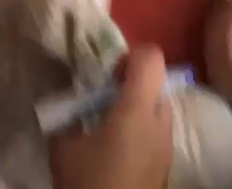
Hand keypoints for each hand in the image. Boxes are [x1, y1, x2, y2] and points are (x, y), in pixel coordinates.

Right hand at [49, 47, 173, 188]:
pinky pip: (158, 132)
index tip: (107, 74)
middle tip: (103, 99)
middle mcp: (162, 122)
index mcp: (138, 108)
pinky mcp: (167, 167)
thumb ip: (67, 114)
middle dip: (132, 83)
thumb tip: (69, 106)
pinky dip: (141, 129)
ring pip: (159, 107)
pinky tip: (116, 151)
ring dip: (137, 107)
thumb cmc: (89, 184)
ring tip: (108, 127)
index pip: (151, 56)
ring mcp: (168, 146)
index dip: (129, 55)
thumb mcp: (63, 145)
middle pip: (157, 82)